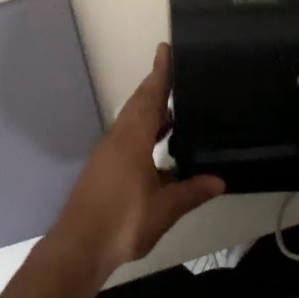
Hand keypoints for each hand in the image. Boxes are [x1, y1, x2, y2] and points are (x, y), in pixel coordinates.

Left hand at [50, 44, 224, 275]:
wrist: (79, 247)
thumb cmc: (122, 223)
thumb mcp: (164, 209)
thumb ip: (191, 192)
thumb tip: (219, 180)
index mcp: (132, 140)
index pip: (150, 98)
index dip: (160, 74)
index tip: (166, 50)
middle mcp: (118, 140)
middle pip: (139, 106)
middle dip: (157, 88)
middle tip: (178, 73)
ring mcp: (108, 155)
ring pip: (133, 123)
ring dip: (152, 113)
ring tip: (176, 109)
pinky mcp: (104, 170)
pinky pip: (128, 139)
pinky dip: (146, 134)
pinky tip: (162, 151)